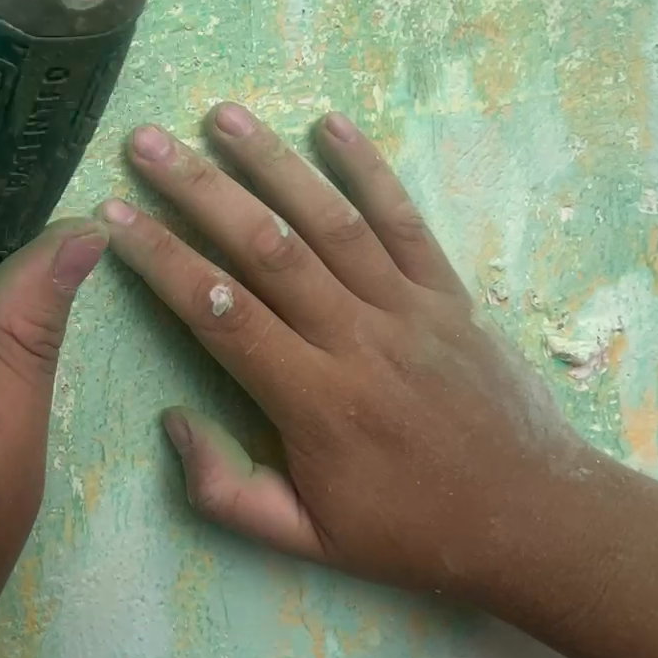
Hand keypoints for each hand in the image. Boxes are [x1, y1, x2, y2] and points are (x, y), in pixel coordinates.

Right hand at [99, 105, 600, 595]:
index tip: (113, 215)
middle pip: (267, 248)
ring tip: (221, 115)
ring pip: (331, 221)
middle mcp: (357, 339)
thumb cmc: (409, 530)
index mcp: (316, 400)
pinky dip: (369, 169)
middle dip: (199, 189)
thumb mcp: (306, 542)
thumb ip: (224, 492)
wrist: (545, 524)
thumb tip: (170, 420)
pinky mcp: (448, 292)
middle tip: (147, 142)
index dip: (161, 259)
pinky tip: (331, 123)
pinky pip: (405, 221)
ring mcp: (409, 307)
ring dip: (271, 162)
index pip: (220, 312)